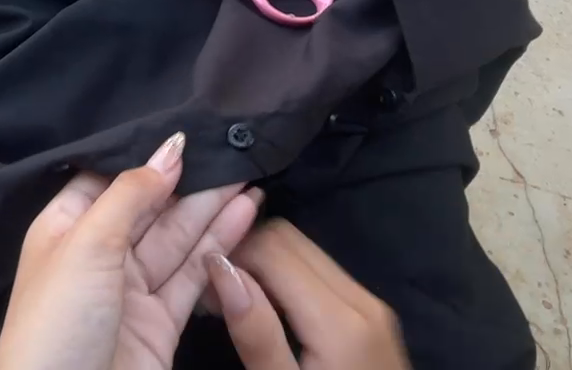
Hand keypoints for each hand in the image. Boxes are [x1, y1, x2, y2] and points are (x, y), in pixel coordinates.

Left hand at [0, 132, 261, 369]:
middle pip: (150, 208)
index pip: (111, 179)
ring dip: (212, 210)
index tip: (190, 134)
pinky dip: (219, 248)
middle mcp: (98, 253)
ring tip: (249, 177)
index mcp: (66, 226)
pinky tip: (245, 217)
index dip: (149, 159)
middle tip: (233, 151)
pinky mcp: (159, 325)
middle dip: (190, 182)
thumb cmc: (61, 318)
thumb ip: (132, 192)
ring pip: (177, 240)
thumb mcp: (88, 242)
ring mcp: (130, 292)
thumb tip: (171, 146)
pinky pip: (191, 277)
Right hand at [206, 219, 411, 369]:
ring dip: (263, 262)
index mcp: (341, 322)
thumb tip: (219, 265)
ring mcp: (371, 305)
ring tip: (233, 300)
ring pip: (303, 249)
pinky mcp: (372, 315)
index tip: (199, 285)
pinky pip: (319, 271)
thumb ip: (256, 334)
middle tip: (212, 292)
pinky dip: (285, 275)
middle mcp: (362, 298)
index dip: (230, 254)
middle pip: (288, 238)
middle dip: (244, 252)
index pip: (272, 247)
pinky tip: (266, 308)